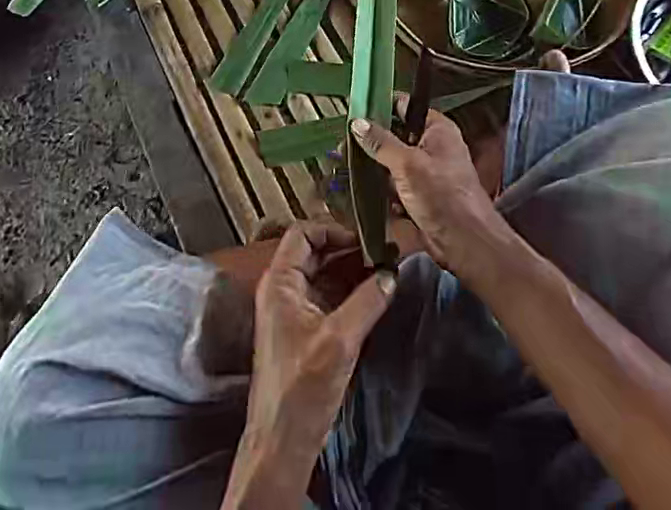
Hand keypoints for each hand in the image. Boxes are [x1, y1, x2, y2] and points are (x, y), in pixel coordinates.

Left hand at [223, 222, 394, 508]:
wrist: (283, 440)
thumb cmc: (302, 387)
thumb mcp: (339, 340)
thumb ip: (367, 301)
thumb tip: (391, 273)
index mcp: (279, 282)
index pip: (303, 233)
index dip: (333, 230)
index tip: (365, 238)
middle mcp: (284, 289)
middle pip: (316, 251)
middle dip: (349, 249)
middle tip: (383, 251)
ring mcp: (295, 309)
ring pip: (326, 274)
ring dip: (354, 270)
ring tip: (386, 267)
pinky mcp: (308, 329)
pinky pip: (331, 296)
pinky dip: (353, 291)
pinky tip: (377, 292)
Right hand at [351, 106, 517, 283]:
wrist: (465, 243)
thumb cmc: (442, 196)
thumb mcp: (407, 164)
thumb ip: (381, 143)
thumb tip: (358, 123)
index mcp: (437, 129)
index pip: (405, 107)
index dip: (381, 107)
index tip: (355, 112)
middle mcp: (433, 147)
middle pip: (395, 136)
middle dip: (372, 143)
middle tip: (344, 145)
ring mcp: (426, 173)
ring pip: (392, 163)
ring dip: (374, 169)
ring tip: (347, 168)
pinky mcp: (420, 195)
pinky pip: (395, 185)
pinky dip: (382, 189)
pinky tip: (363, 190)